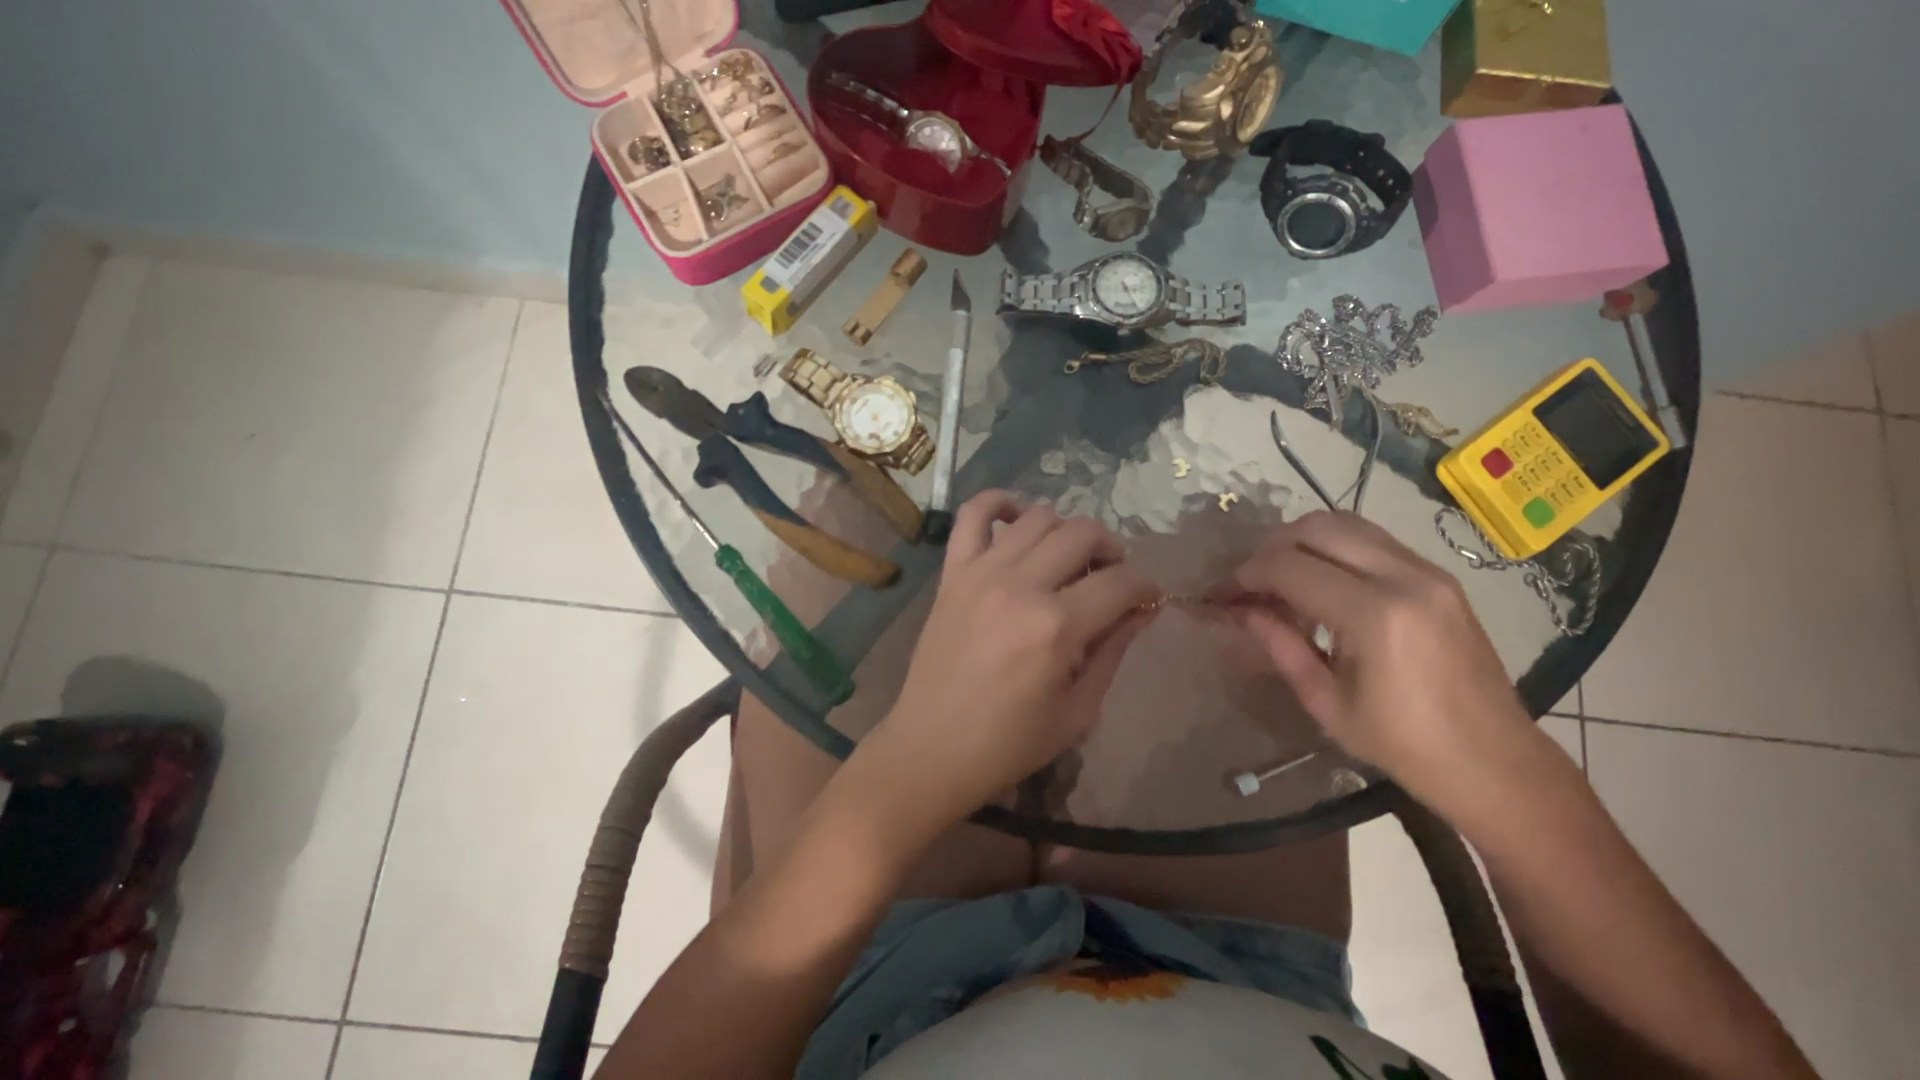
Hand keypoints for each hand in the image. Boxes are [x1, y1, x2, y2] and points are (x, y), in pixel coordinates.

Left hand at [858, 492, 1159, 832]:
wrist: (931, 748)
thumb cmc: (1010, 743)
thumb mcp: (1078, 712)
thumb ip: (1112, 651)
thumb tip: (1141, 609)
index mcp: (1056, 628)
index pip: (1120, 582)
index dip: (1145, 587)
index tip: (1147, 599)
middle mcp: (1020, 587)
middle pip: (1083, 534)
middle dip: (1112, 550)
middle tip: (1111, 578)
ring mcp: (981, 573)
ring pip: (1039, 517)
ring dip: (1066, 530)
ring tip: (1070, 559)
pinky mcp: (952, 574)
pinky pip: (973, 515)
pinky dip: (999, 503)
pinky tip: (1018, 517)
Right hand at [1232, 510, 1538, 807]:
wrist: (1491, 759)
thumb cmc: (1402, 744)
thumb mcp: (1326, 703)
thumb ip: (1281, 647)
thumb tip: (1240, 611)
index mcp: (1374, 616)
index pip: (1292, 567)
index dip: (1249, 573)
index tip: (1224, 591)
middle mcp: (1405, 578)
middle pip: (1320, 528)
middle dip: (1274, 546)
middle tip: (1251, 579)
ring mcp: (1429, 572)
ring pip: (1350, 524)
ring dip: (1306, 541)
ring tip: (1283, 576)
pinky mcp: (1442, 577)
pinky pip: (1376, 542)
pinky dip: (1339, 549)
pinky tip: (1325, 584)